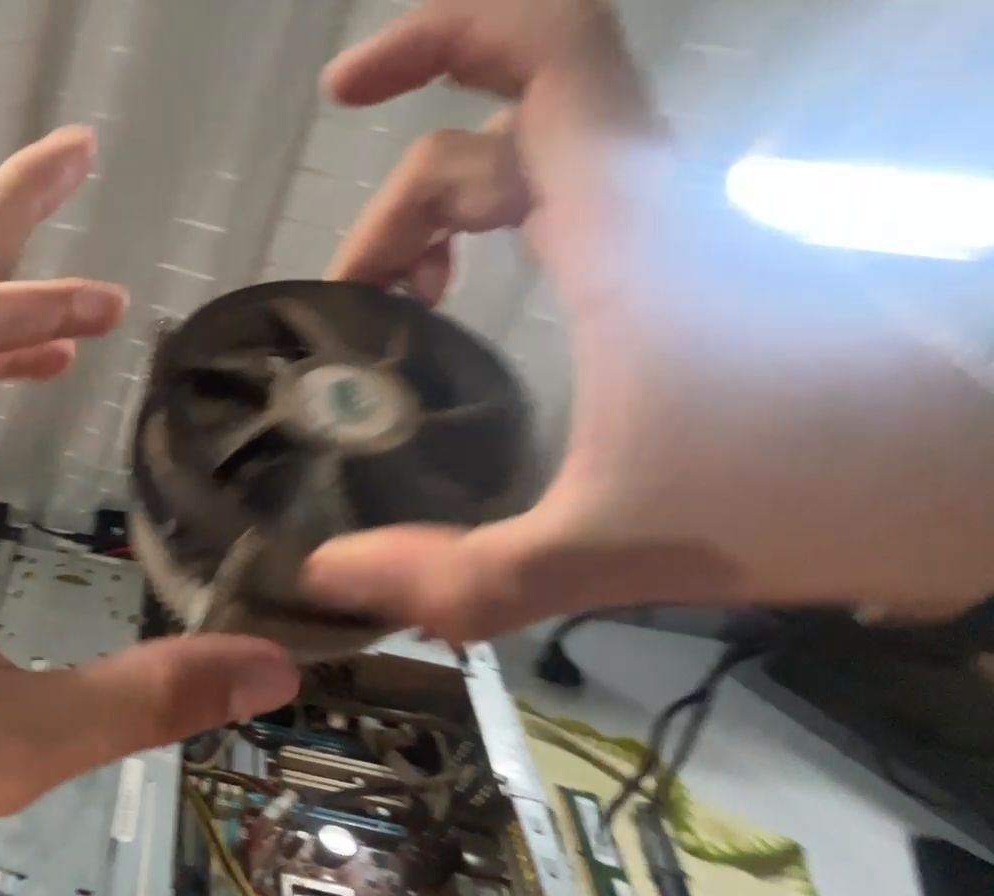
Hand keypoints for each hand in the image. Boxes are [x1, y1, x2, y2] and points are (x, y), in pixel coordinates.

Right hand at [305, 0, 993, 639]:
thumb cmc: (828, 489)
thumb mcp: (623, 546)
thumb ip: (473, 577)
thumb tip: (332, 576)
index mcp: (625, 222)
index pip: (539, 52)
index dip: (432, 39)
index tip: (342, 95)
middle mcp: (642, 201)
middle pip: (488, 136)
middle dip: (398, 211)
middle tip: (356, 307)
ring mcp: (663, 231)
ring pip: (519, 169)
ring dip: (435, 222)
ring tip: (401, 310)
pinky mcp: (679, 268)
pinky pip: (555, 209)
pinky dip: (483, 237)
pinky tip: (465, 316)